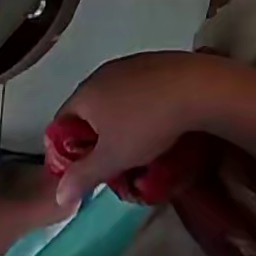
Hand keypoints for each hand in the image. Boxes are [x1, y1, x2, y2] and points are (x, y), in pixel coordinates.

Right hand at [51, 51, 238, 205]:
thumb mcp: (112, 158)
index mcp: (86, 91)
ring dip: (118, 123)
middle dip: (96, 138)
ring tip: (135, 147)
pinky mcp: (154, 62)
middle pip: (88, 110)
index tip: (83, 171)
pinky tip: (156, 123)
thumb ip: (83, 176)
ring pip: (114, 99)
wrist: (195, 87)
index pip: (61, 121)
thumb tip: (60, 193)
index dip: (66, 150)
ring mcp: (131, 63)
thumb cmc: (146, 123)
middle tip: (110, 163)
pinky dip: (139, 107)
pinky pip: (137, 89)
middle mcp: (104, 72)